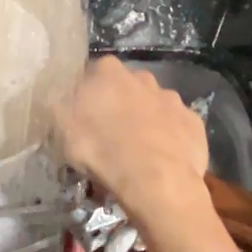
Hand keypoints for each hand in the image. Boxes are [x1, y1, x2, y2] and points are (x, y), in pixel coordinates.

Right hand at [55, 56, 208, 216]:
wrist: (155, 180)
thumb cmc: (100, 149)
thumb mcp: (60, 127)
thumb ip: (59, 105)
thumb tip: (61, 99)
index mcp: (108, 71)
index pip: (90, 75)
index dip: (84, 97)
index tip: (80, 118)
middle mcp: (142, 76)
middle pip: (124, 89)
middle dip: (117, 107)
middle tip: (106, 137)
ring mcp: (172, 99)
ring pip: (152, 107)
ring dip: (144, 123)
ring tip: (135, 154)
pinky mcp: (193, 123)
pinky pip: (175, 128)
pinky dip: (167, 140)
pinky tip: (160, 161)